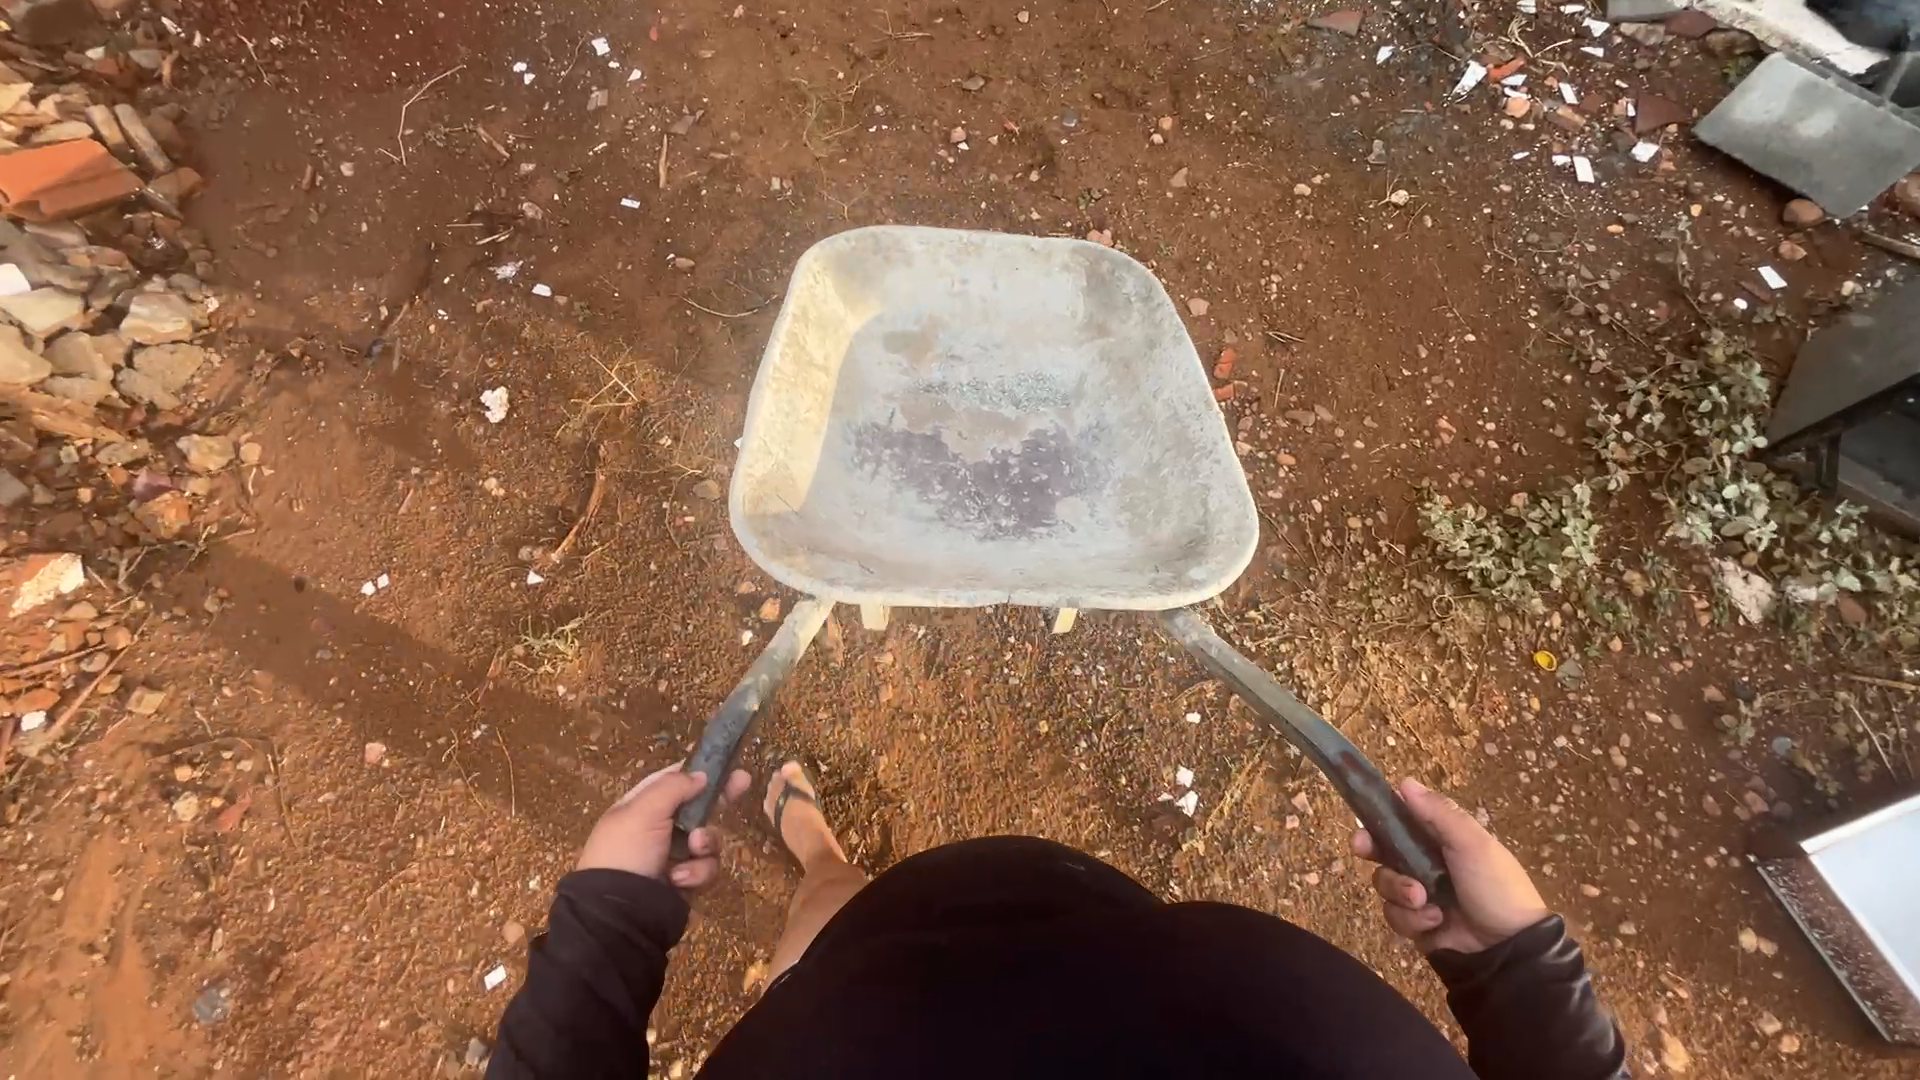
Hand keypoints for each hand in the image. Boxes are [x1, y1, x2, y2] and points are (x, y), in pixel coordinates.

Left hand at [577, 763, 750, 889]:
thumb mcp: (643, 811)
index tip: (723, 765)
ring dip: (706, 842)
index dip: (698, 771)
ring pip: (708, 837)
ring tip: (694, 850)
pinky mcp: (686, 881)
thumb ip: (673, 787)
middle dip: (719, 798)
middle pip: (698, 806)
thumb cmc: (626, 853)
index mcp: (639, 808)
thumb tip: (701, 776)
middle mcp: (658, 830)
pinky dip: (698, 872)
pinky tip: (680, 879)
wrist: (618, 916)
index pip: (672, 781)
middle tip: (743, 782)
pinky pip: (707, 867)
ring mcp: (673, 857)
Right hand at [1351, 778, 1549, 954]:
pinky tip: (1434, 921)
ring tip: (1422, 901)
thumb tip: (1404, 782)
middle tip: (1364, 850)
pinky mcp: (1414, 923)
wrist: (1512, 950)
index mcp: (1438, 840)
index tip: (1365, 820)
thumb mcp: (1473, 844)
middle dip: (1369, 848)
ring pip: (1383, 881)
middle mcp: (1423, 863)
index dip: (1377, 819)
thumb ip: (1440, 813)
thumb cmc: (1495, 887)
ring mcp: (1417, 894)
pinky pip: (1394, 914)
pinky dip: (1411, 918)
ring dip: (1398, 889)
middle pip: (1378, 848)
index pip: (1398, 821)